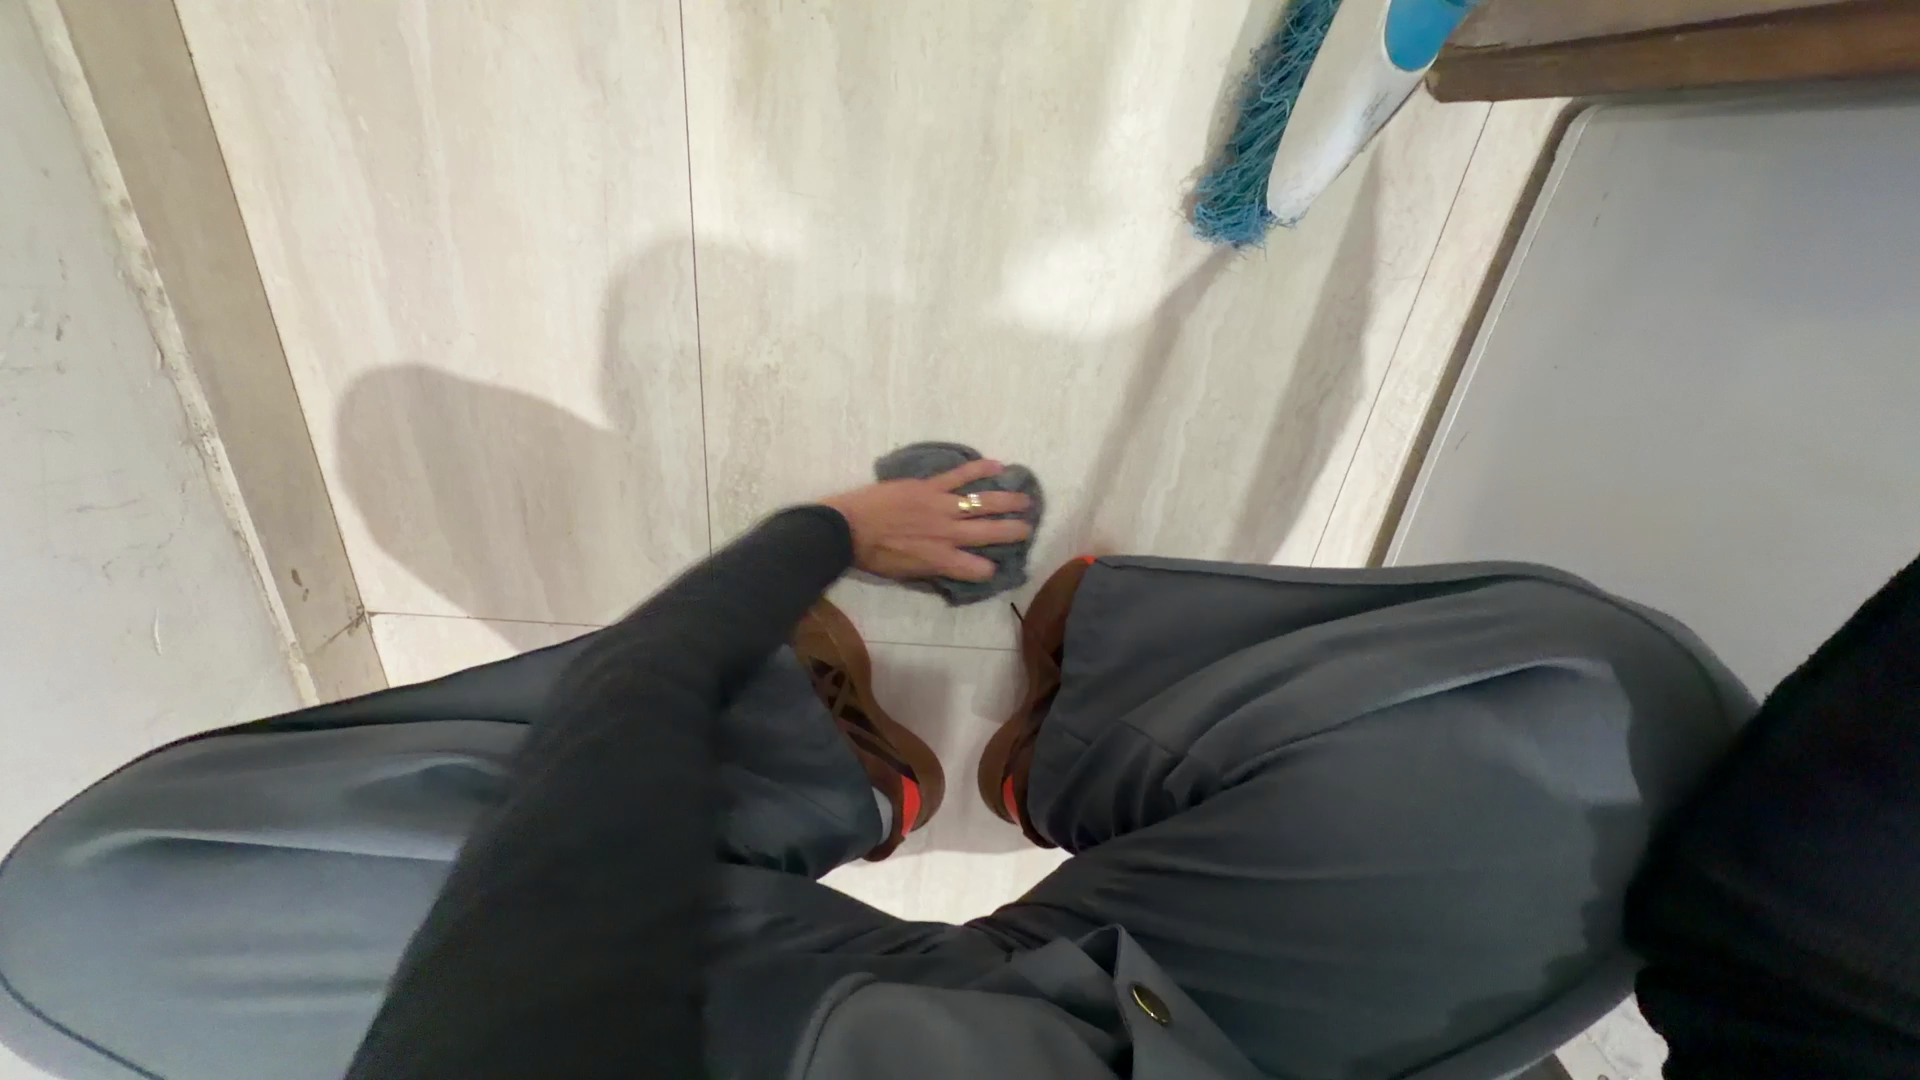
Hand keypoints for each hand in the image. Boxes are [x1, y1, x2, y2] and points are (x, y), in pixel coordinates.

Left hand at [819, 460, 1033, 581]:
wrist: (847, 528)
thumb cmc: (873, 555)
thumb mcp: (906, 573)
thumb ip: (933, 569)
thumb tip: (952, 567)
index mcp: (941, 559)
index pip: (978, 569)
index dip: (989, 570)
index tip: (995, 568)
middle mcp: (948, 534)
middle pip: (990, 533)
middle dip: (1014, 531)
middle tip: (1029, 528)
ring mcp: (942, 506)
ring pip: (984, 502)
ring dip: (1008, 500)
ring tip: (1026, 500)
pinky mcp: (930, 486)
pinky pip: (960, 475)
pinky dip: (980, 468)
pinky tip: (998, 464)